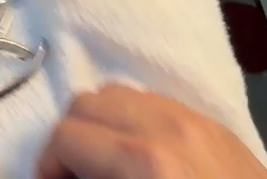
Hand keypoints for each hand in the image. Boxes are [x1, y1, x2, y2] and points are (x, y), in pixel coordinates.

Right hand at [35, 85, 266, 178]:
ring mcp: (196, 121)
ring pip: (119, 95)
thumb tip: (61, 178)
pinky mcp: (218, 126)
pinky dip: (137, 122)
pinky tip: (146, 158)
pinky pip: (157, 103)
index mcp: (146, 163)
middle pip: (86, 104)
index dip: (49, 165)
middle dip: (72, 141)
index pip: (68, 136)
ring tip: (109, 164)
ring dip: (103, 126)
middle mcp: (167, 127)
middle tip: (75, 177)